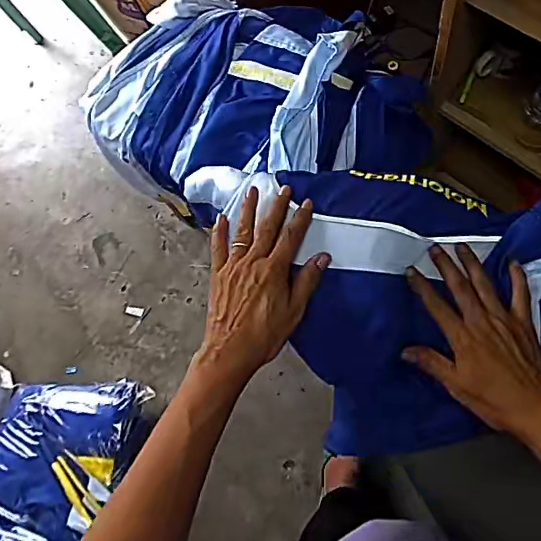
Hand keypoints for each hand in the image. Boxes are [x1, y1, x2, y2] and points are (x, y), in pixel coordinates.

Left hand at [192, 185, 329, 386]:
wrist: (229, 352)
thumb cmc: (264, 334)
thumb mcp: (294, 310)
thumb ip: (307, 280)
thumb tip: (321, 258)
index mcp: (274, 270)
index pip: (291, 236)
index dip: (300, 218)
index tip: (306, 203)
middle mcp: (253, 263)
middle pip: (267, 228)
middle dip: (277, 206)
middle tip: (283, 189)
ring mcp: (233, 268)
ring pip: (243, 232)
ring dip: (248, 210)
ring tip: (253, 192)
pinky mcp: (219, 276)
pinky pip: (219, 249)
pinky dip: (220, 233)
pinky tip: (222, 219)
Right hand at [403, 245, 540, 449]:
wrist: (533, 405)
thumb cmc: (493, 400)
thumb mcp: (457, 386)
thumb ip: (433, 364)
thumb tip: (406, 351)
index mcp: (463, 339)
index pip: (437, 307)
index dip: (423, 288)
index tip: (412, 271)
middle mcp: (482, 322)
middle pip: (460, 288)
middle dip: (446, 266)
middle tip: (435, 248)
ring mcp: (505, 319)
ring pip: (486, 285)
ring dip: (473, 264)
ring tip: (463, 247)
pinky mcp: (524, 321)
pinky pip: (521, 293)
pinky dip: (517, 276)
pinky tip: (512, 262)